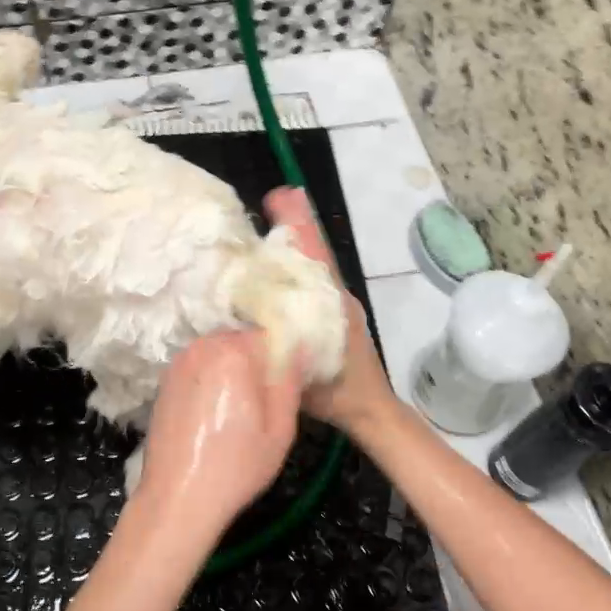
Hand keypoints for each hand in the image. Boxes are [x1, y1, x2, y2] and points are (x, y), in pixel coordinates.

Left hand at [137, 329, 302, 530]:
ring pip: (217, 354)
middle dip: (254, 363)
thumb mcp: (279, 429)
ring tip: (239, 411)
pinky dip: (210, 382)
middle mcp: (201, 347)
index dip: (281, 357)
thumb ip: (290, 381)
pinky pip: (198, 369)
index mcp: (232, 351)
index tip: (286, 385)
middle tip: (264, 402)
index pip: (267, 335)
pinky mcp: (165, 382)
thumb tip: (298, 346)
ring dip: (231, 372)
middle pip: (239, 342)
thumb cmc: (236, 466)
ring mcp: (179, 363)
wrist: (177, 498)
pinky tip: (214, 415)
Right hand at [262, 187, 397, 435]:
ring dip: (294, 242)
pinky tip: (273, 273)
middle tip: (270, 199)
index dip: (296, 221)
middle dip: (292, 222)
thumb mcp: (299, 368)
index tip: (278, 196)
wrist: (372, 413)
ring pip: (313, 264)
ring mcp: (337, 304)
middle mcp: (335, 294)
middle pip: (312, 249)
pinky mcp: (334, 316)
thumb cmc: (336, 392)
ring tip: (268, 223)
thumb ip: (273, 342)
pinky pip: (311, 282)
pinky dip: (294, 268)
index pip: (312, 250)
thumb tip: (237, 318)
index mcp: (328, 300)